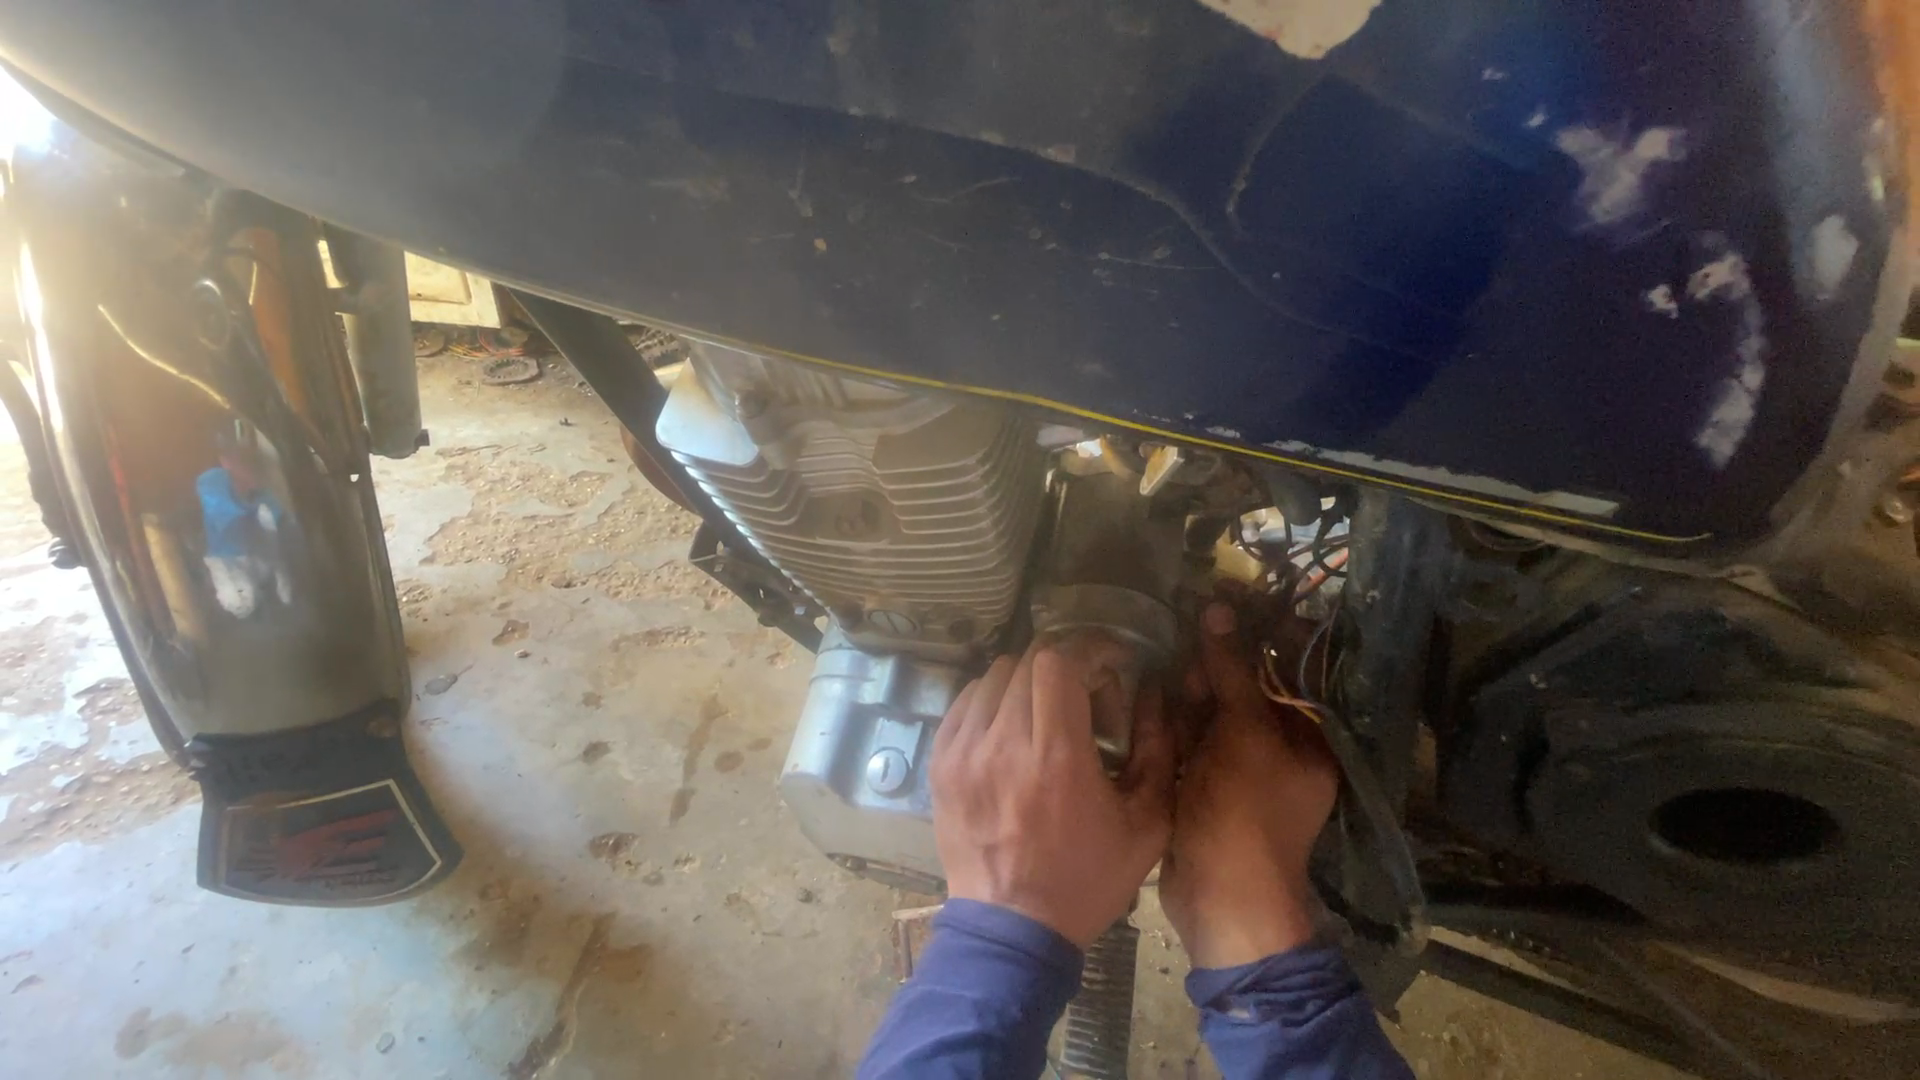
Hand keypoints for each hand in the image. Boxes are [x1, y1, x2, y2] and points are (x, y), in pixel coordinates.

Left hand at [931, 637, 1175, 948]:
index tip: (1108, 669)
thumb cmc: (1085, 878)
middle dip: (1062, 668)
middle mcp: (1002, 743)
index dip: (1088, 652)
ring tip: (1043, 714)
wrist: (1011, 927)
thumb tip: (1153, 692)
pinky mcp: (939, 761)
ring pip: (992, 675)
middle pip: (1026, 662)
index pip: (1058, 661)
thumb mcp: (1146, 825)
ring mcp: (963, 750)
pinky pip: (964, 701)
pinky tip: (1009, 728)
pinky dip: (991, 700)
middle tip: (1081, 700)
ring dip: (1025, 682)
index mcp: (1056, 757)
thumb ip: (1158, 751)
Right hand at [1160, 602, 1339, 968]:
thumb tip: (1218, 608)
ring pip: (1216, 707)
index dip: (1264, 629)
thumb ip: (1231, 670)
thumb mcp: (1243, 733)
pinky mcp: (1206, 776)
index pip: (1292, 665)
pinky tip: (1154, 690)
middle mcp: (1279, 745)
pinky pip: (1194, 734)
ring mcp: (1240, 762)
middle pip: (1249, 684)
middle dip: (1219, 657)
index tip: (1229, 595)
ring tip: (1167, 657)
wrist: (1219, 895)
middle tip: (1189, 628)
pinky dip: (1177, 713)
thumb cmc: (1244, 809)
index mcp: (1309, 735)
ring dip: (1193, 682)